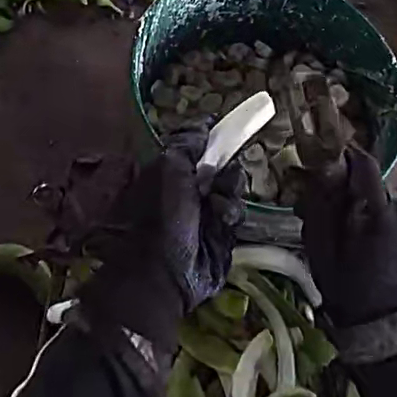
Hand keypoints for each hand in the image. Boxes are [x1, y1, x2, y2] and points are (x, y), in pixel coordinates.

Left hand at [80, 135, 244, 351]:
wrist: (162, 272)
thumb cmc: (159, 214)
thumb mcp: (169, 167)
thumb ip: (188, 143)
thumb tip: (206, 124)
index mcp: (171, 169)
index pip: (198, 143)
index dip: (212, 134)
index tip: (227, 126)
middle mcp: (189, 186)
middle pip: (222, 161)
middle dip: (225, 164)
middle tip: (217, 173)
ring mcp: (207, 209)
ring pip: (233, 185)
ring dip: (227, 190)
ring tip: (216, 203)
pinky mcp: (223, 231)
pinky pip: (237, 210)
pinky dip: (229, 211)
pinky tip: (220, 219)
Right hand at [295, 147, 396, 327]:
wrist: (395, 330)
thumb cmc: (353, 292)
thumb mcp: (324, 252)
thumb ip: (320, 209)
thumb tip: (317, 174)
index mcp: (379, 213)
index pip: (364, 164)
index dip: (342, 153)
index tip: (321, 157)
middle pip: (367, 182)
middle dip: (343, 188)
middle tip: (319, 205)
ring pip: (376, 199)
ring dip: (357, 206)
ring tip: (339, 232)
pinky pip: (386, 214)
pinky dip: (370, 220)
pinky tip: (359, 243)